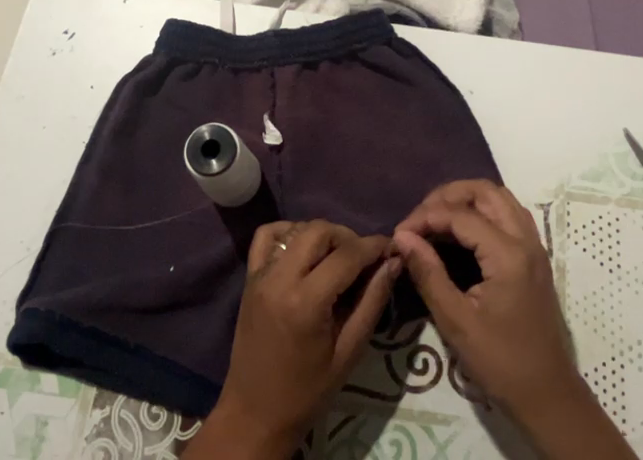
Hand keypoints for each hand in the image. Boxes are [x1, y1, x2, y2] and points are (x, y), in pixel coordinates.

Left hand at [186, 220, 399, 459]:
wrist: (255, 412)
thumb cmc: (307, 390)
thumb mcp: (349, 351)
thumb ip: (372, 301)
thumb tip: (393, 262)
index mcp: (306, 302)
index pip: (347, 254)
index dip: (375, 246)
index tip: (392, 248)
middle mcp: (279, 278)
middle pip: (319, 231)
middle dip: (348, 237)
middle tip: (365, 260)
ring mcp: (260, 275)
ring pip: (295, 228)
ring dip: (322, 235)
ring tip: (338, 258)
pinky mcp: (249, 277)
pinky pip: (266, 236)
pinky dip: (288, 233)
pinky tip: (304, 251)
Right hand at [392, 181, 577, 408]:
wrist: (546, 392)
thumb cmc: (499, 361)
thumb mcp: (455, 320)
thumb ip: (428, 273)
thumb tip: (402, 237)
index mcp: (508, 254)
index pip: (461, 215)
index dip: (425, 218)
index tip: (399, 234)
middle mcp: (526, 240)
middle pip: (485, 192)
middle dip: (448, 196)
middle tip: (419, 218)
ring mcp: (534, 246)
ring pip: (500, 198)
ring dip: (467, 199)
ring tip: (435, 219)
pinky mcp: (534, 256)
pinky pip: (509, 215)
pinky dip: (483, 211)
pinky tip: (460, 231)